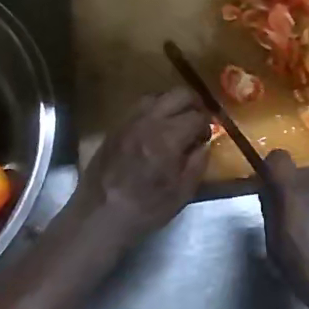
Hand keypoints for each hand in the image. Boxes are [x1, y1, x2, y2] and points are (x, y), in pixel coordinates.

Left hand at [64, 90, 211, 246]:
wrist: (101, 214)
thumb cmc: (145, 208)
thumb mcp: (181, 193)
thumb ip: (197, 164)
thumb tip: (205, 144)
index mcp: (168, 138)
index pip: (197, 116)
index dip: (207, 125)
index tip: (207, 136)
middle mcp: (149, 121)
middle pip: (179, 94)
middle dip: (195, 104)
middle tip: (198, 120)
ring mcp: (130, 120)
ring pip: (158, 96)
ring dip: (173, 103)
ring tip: (178, 120)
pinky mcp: (117, 126)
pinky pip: (139, 106)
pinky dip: (154, 108)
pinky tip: (156, 125)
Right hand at [258, 150, 308, 308]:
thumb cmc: (308, 274)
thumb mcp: (276, 248)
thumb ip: (271, 212)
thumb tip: (269, 193)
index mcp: (294, 192)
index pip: (279, 157)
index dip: (272, 169)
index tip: (271, 187)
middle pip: (301, 175)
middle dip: (293, 191)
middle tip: (292, 218)